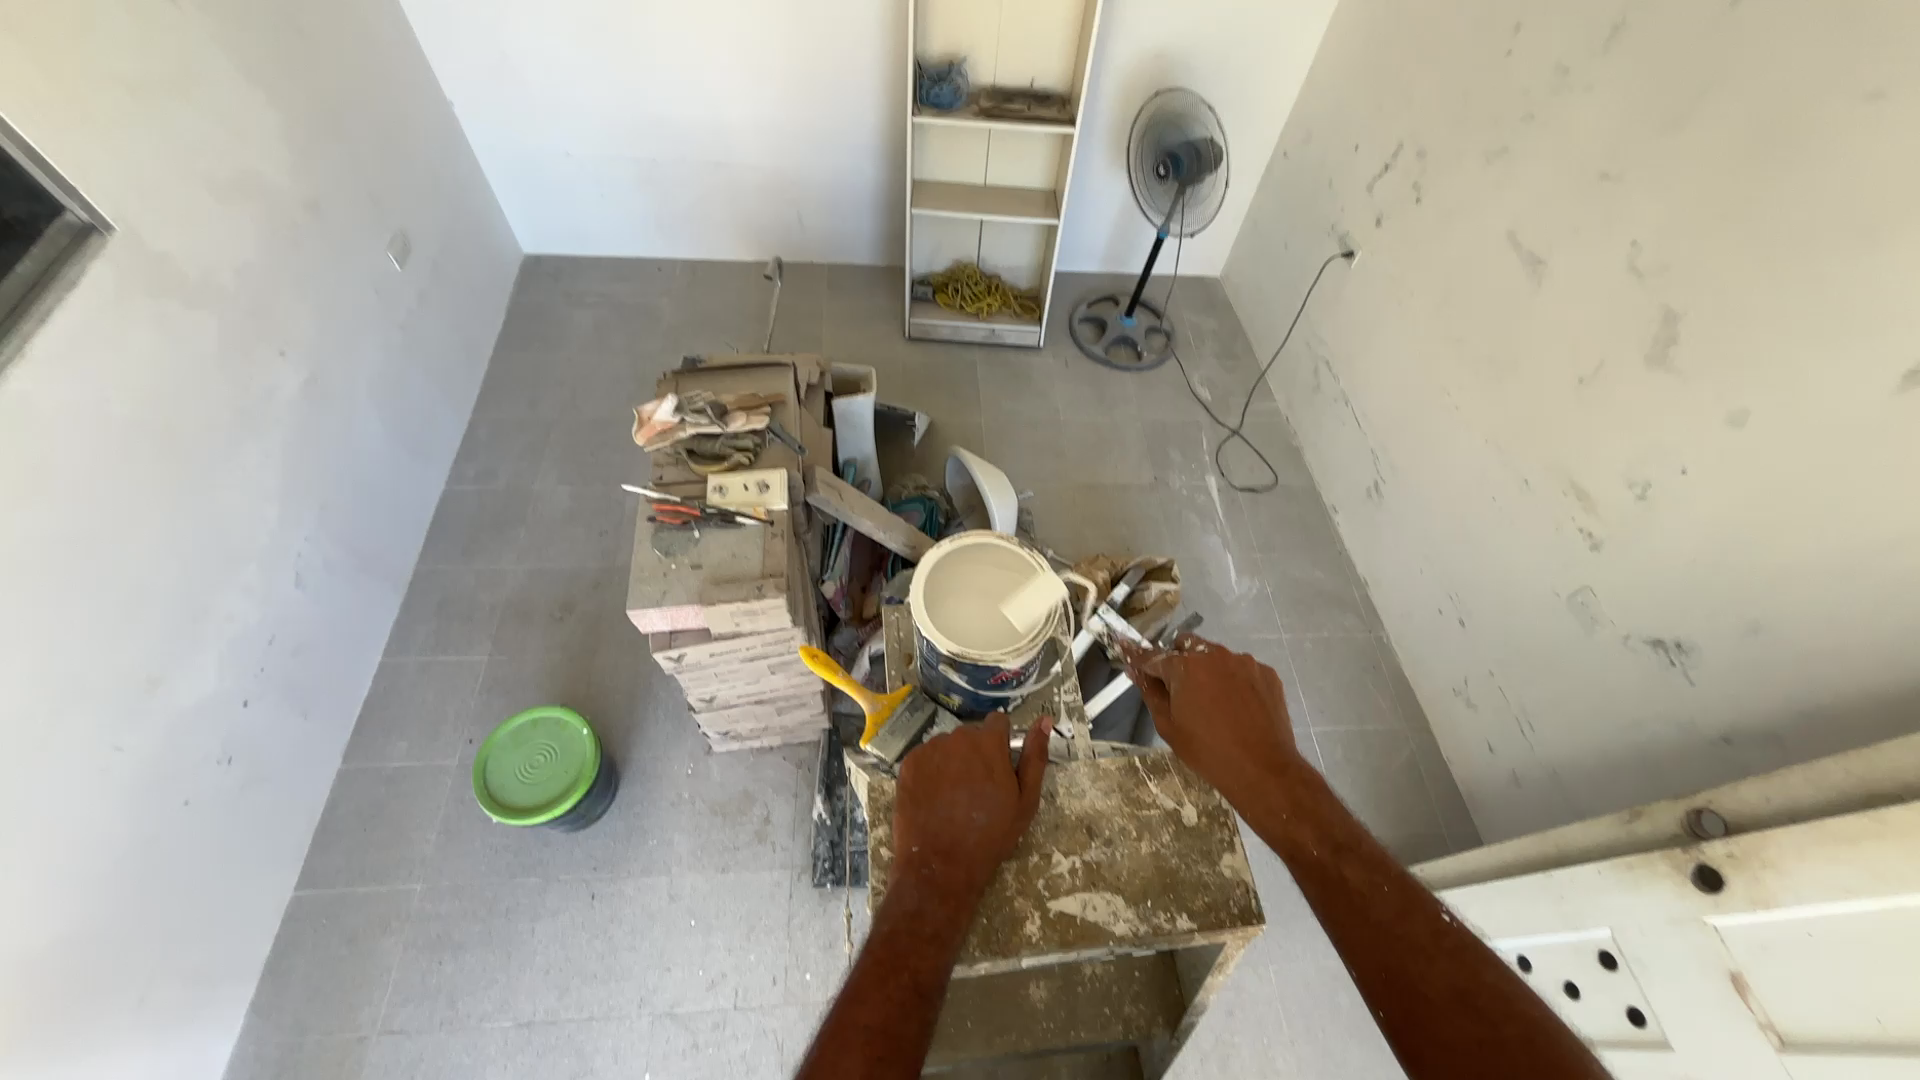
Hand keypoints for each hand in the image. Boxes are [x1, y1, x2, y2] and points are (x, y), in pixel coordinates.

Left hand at [892, 712, 1051, 899]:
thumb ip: (1035, 756)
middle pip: (972, 735)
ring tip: (954, 796)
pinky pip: (926, 758)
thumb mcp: (1025, 799)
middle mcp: (957, 737)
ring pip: (948, 746)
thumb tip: (1045, 720)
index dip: (1002, 742)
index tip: (1000, 766)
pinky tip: (935, 798)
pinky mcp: (908, 763)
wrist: (941, 864)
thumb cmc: (991, 834)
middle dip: (977, 753)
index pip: (998, 721)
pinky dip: (932, 771)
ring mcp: (929, 749)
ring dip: (953, 761)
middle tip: (978, 789)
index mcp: (988, 742)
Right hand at [1122, 636, 1304, 802]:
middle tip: (1178, 689)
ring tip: (1213, 703)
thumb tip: (1137, 671)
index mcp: (1184, 667)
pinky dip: (1233, 681)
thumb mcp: (1168, 725)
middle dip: (1177, 660)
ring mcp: (1244, 662)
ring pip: (1216, 656)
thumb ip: (1150, 692)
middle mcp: (1214, 655)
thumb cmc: (1207, 751)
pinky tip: (1237, 707)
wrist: (1263, 769)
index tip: (1125, 648)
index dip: (1136, 655)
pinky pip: (1241, 669)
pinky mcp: (1267, 674)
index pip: (1153, 656)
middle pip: (1186, 646)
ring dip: (1207, 670)